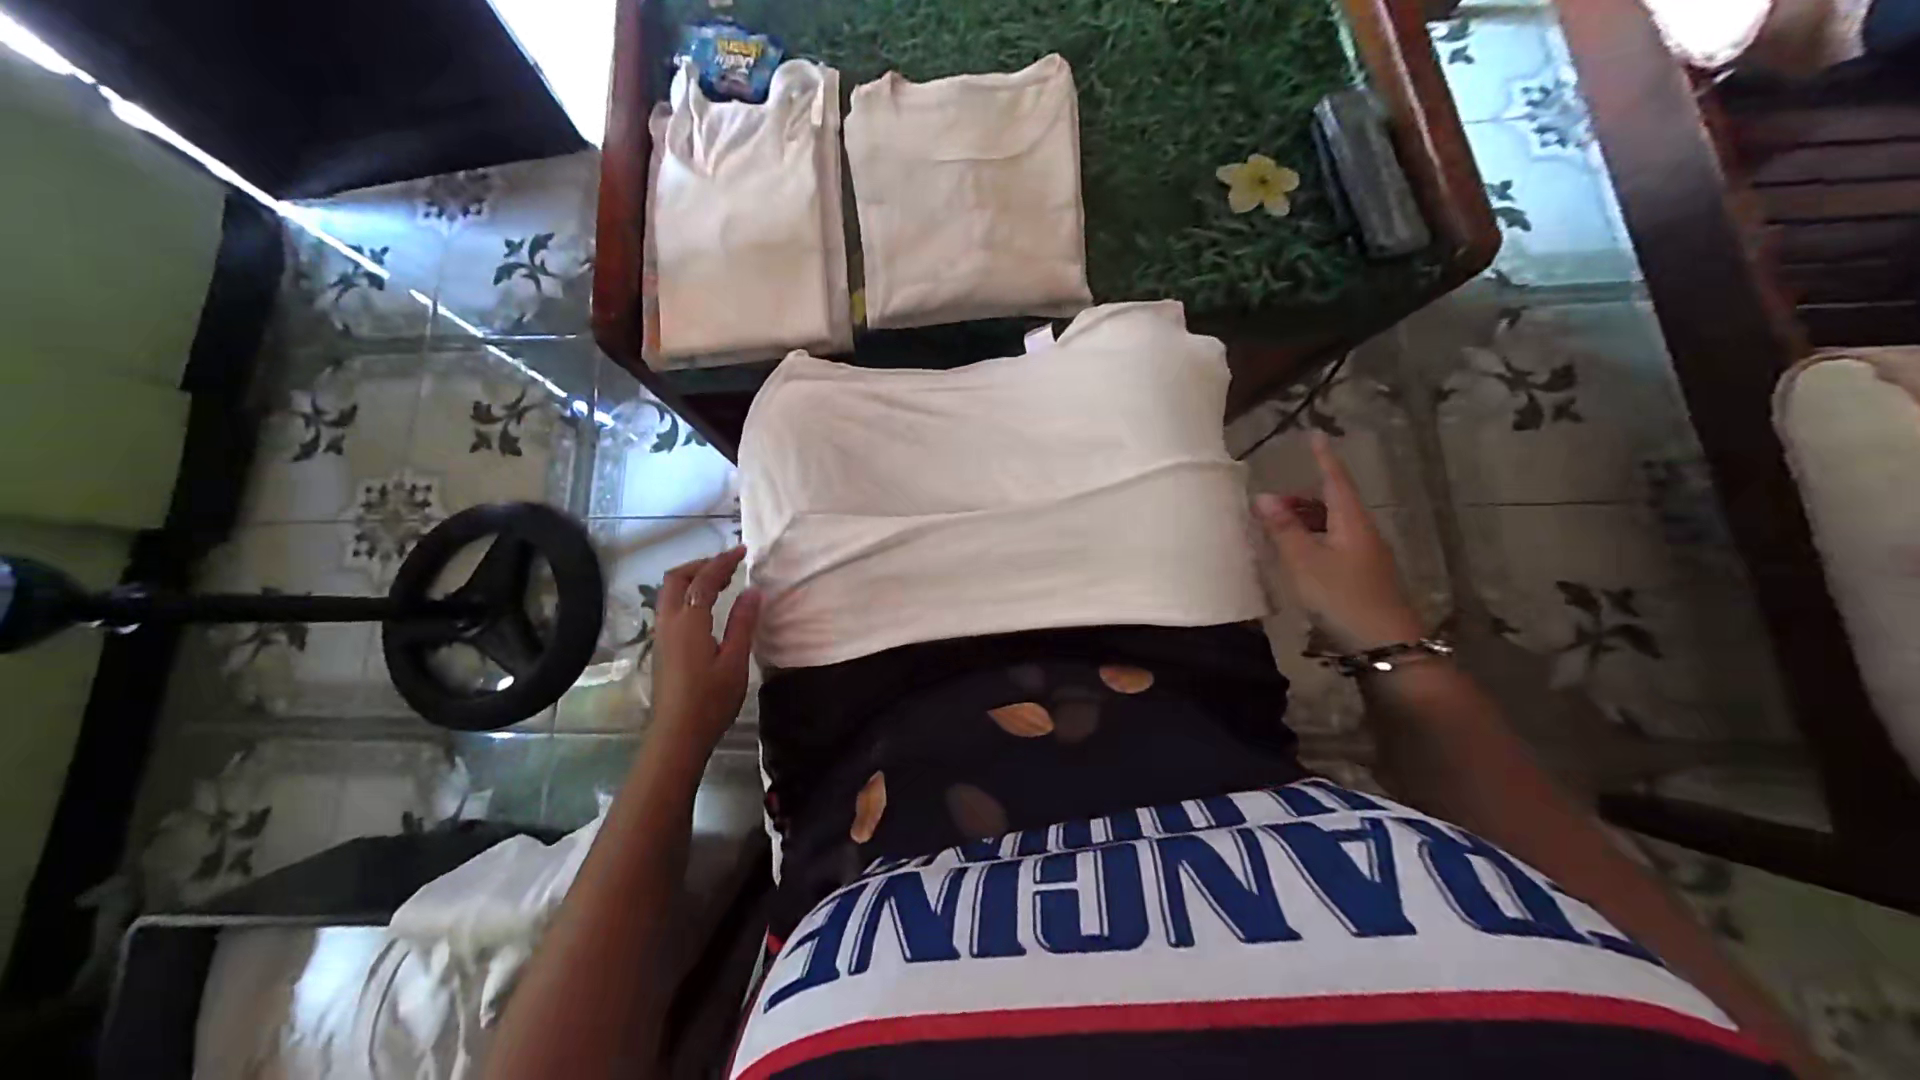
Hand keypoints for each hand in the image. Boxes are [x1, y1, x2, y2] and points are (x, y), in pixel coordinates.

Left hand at [650, 546, 760, 749]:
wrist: (677, 735)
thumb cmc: (710, 700)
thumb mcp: (735, 661)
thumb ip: (743, 623)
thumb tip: (753, 590)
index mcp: (688, 622)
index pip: (703, 580)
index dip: (722, 561)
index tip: (742, 551)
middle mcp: (669, 622)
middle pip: (676, 578)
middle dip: (702, 564)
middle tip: (729, 565)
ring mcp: (662, 635)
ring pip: (670, 592)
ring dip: (693, 579)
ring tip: (722, 581)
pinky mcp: (663, 647)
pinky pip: (671, 606)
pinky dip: (688, 595)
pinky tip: (707, 607)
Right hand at [1253, 432, 1424, 651]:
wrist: (1385, 644)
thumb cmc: (1342, 597)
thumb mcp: (1304, 562)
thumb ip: (1283, 529)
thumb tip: (1262, 496)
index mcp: (1352, 522)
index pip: (1336, 480)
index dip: (1324, 458)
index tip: (1314, 435)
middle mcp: (1363, 532)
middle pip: (1333, 504)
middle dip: (1303, 498)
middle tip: (1271, 503)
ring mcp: (1365, 556)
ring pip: (1332, 526)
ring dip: (1305, 521)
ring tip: (1276, 530)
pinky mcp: (1362, 576)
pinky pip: (1333, 545)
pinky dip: (1312, 540)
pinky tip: (1295, 557)